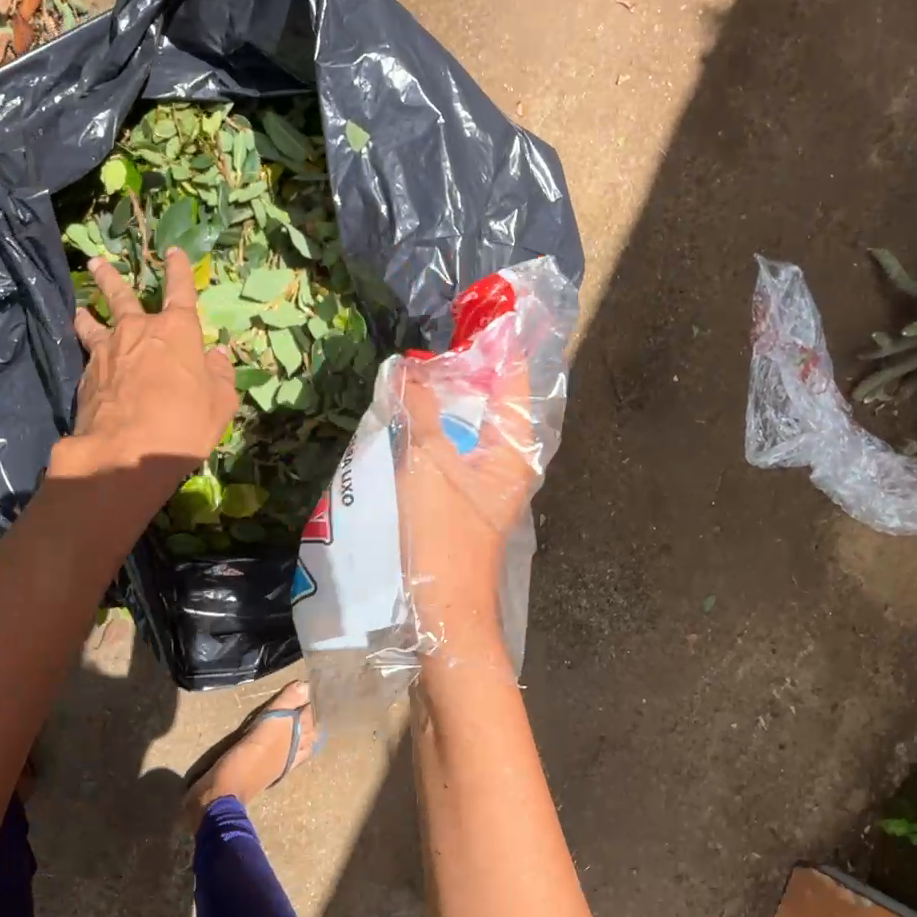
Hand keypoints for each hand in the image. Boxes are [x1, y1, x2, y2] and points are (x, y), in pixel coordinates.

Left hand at [51, 248, 237, 489]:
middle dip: (111, 277)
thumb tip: (216, 356)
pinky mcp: (85, 377)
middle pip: (122, 295)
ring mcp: (106, 352)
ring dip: (88, 311)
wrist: (123, 453)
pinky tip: (85, 359)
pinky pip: (86, 355)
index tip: (173, 252)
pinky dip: (86, 351)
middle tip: (97, 262)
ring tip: (81, 307)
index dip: (178, 270)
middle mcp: (138, 331)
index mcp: (177, 331)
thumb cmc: (182, 426)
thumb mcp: (219, 405)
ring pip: (93, 322)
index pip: (180, 290)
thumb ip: (219, 377)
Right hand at [395, 351, 544, 620]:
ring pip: (466, 428)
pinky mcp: (458, 503)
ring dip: (443, 401)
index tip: (475, 306)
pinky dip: (430, 431)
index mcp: (515, 448)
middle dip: (463, 369)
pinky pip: (447, 452)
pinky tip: (401, 425)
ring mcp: (483, 485)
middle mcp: (506, 462)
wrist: (441, 610)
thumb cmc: (442, 534)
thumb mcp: (428, 463)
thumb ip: (419, 411)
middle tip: (428, 339)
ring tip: (410, 373)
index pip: (514, 377)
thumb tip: (406, 368)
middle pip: (490, 401)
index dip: (497, 340)